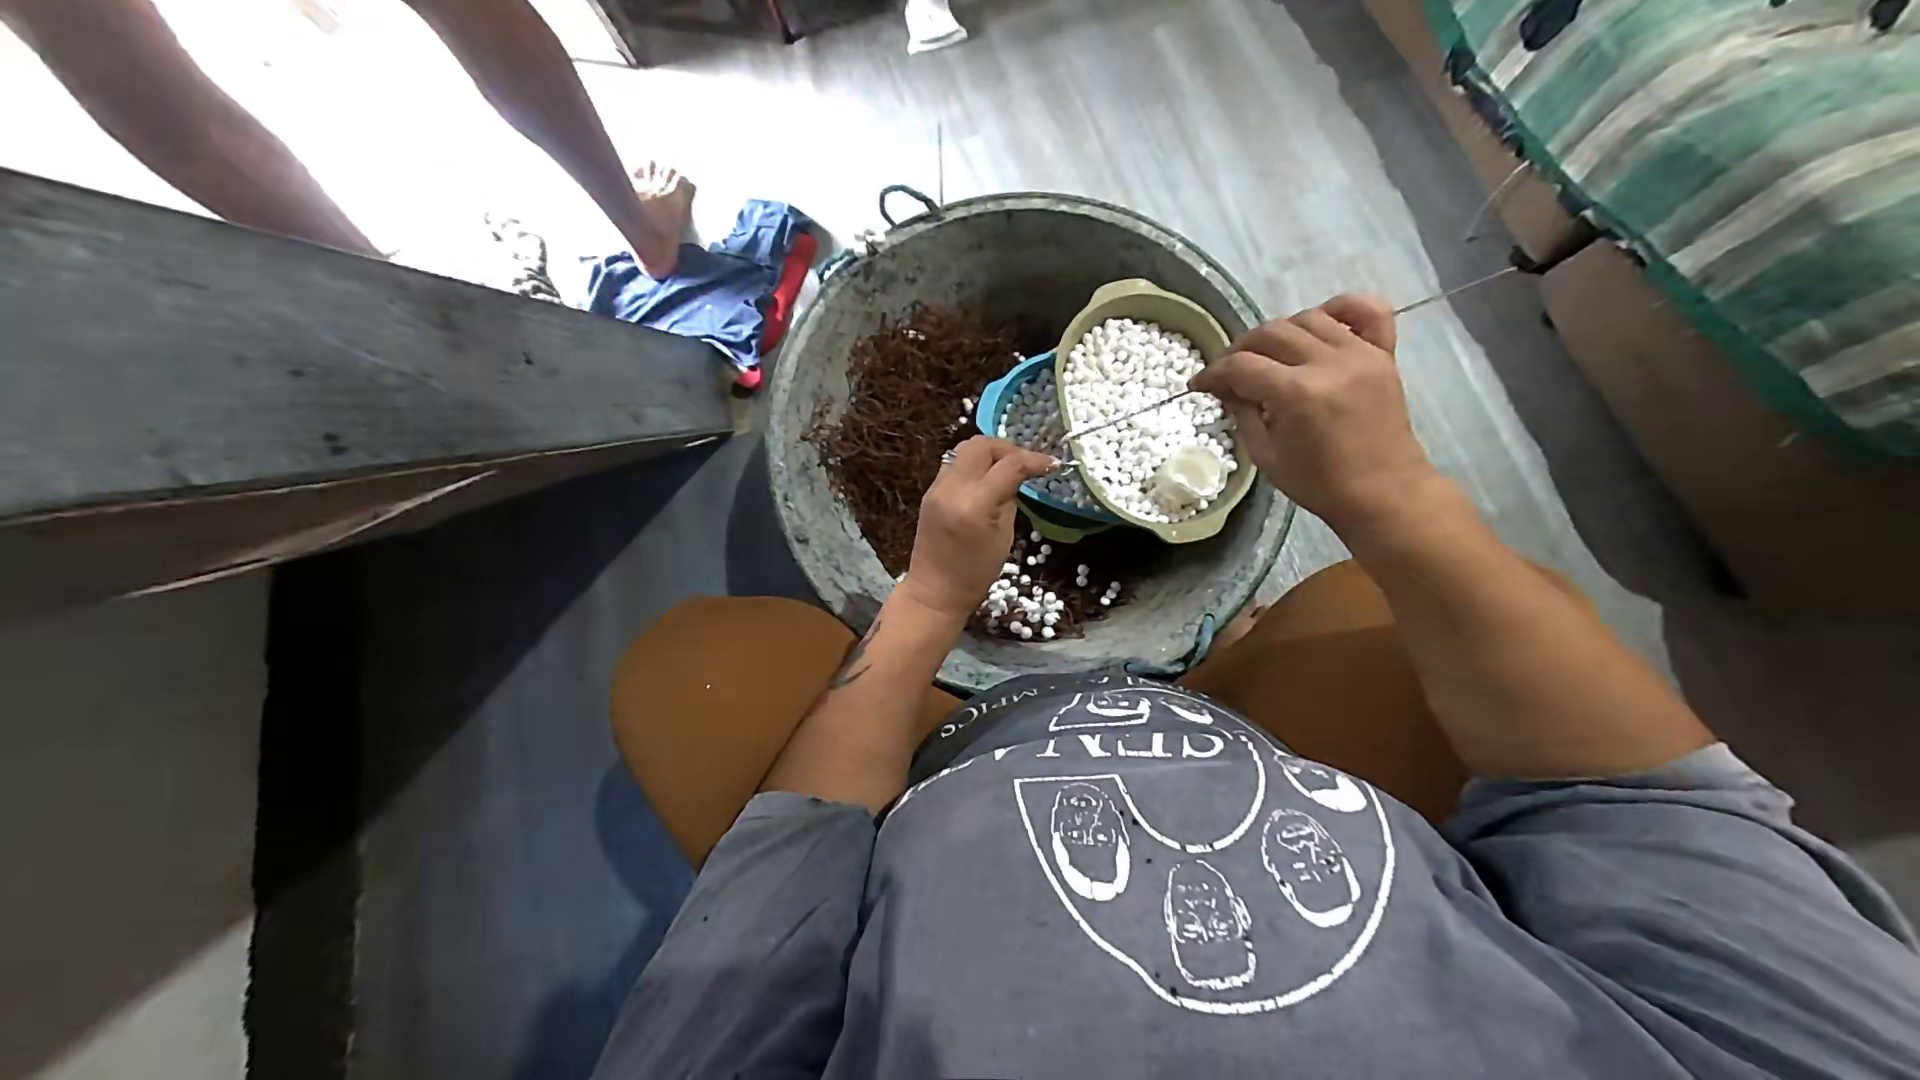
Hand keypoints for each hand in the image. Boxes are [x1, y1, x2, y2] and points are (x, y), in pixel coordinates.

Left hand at [900, 437, 1055, 619]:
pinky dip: (974, 463)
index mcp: (974, 503)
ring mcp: (937, 487)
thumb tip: (1015, 477)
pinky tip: (988, 479)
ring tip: (1007, 469)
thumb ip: (1009, 499)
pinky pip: (955, 463)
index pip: (1009, 465)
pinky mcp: (930, 490)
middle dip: (1008, 448)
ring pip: (965, 449)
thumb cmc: (976, 572)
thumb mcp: (1004, 536)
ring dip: (990, 452)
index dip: (1034, 460)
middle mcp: (952, 487)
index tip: (1052, 464)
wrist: (935, 590)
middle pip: (982, 444)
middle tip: (1025, 464)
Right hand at [1190, 294, 1442, 534]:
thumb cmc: (1318, 482)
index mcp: (1297, 394)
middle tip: (1229, 373)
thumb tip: (1225, 388)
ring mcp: (1361, 354)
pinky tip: (1321, 322)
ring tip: (1269, 355)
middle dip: (1240, 350)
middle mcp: (1329, 363)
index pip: (1241, 365)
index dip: (1213, 373)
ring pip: (1308, 317)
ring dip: (1279, 332)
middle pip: (1270, 333)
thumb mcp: (1265, 455)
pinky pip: (1367, 310)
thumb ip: (1242, 413)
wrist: (1383, 492)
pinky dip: (1340, 308)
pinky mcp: (1383, 354)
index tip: (1199, 385)